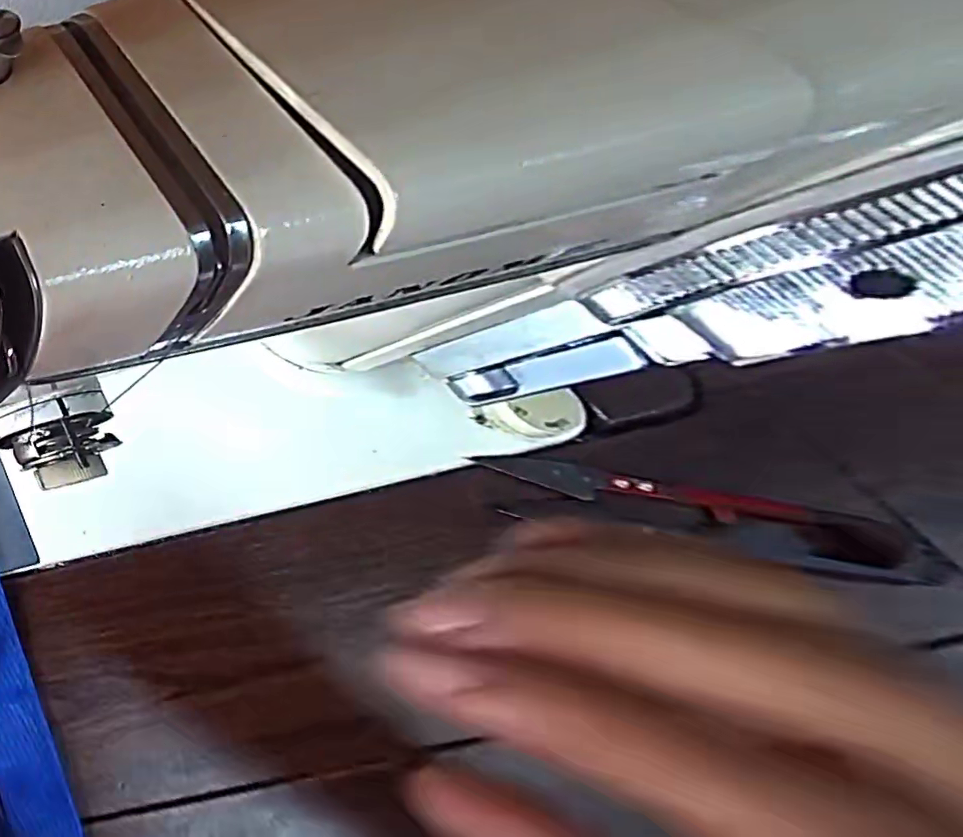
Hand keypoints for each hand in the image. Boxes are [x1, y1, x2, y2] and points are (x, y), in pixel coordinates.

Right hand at [381, 520, 962, 835]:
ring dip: (572, 564)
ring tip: (469, 576)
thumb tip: (439, 787)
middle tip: (434, 608)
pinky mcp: (877, 665)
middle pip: (727, 644)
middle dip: (545, 609)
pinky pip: (751, 573)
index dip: (532, 703)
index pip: (686, 759)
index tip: (421, 667)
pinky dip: (622, 546)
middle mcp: (935, 768)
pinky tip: (537, 550)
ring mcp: (918, 708)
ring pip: (744, 585)